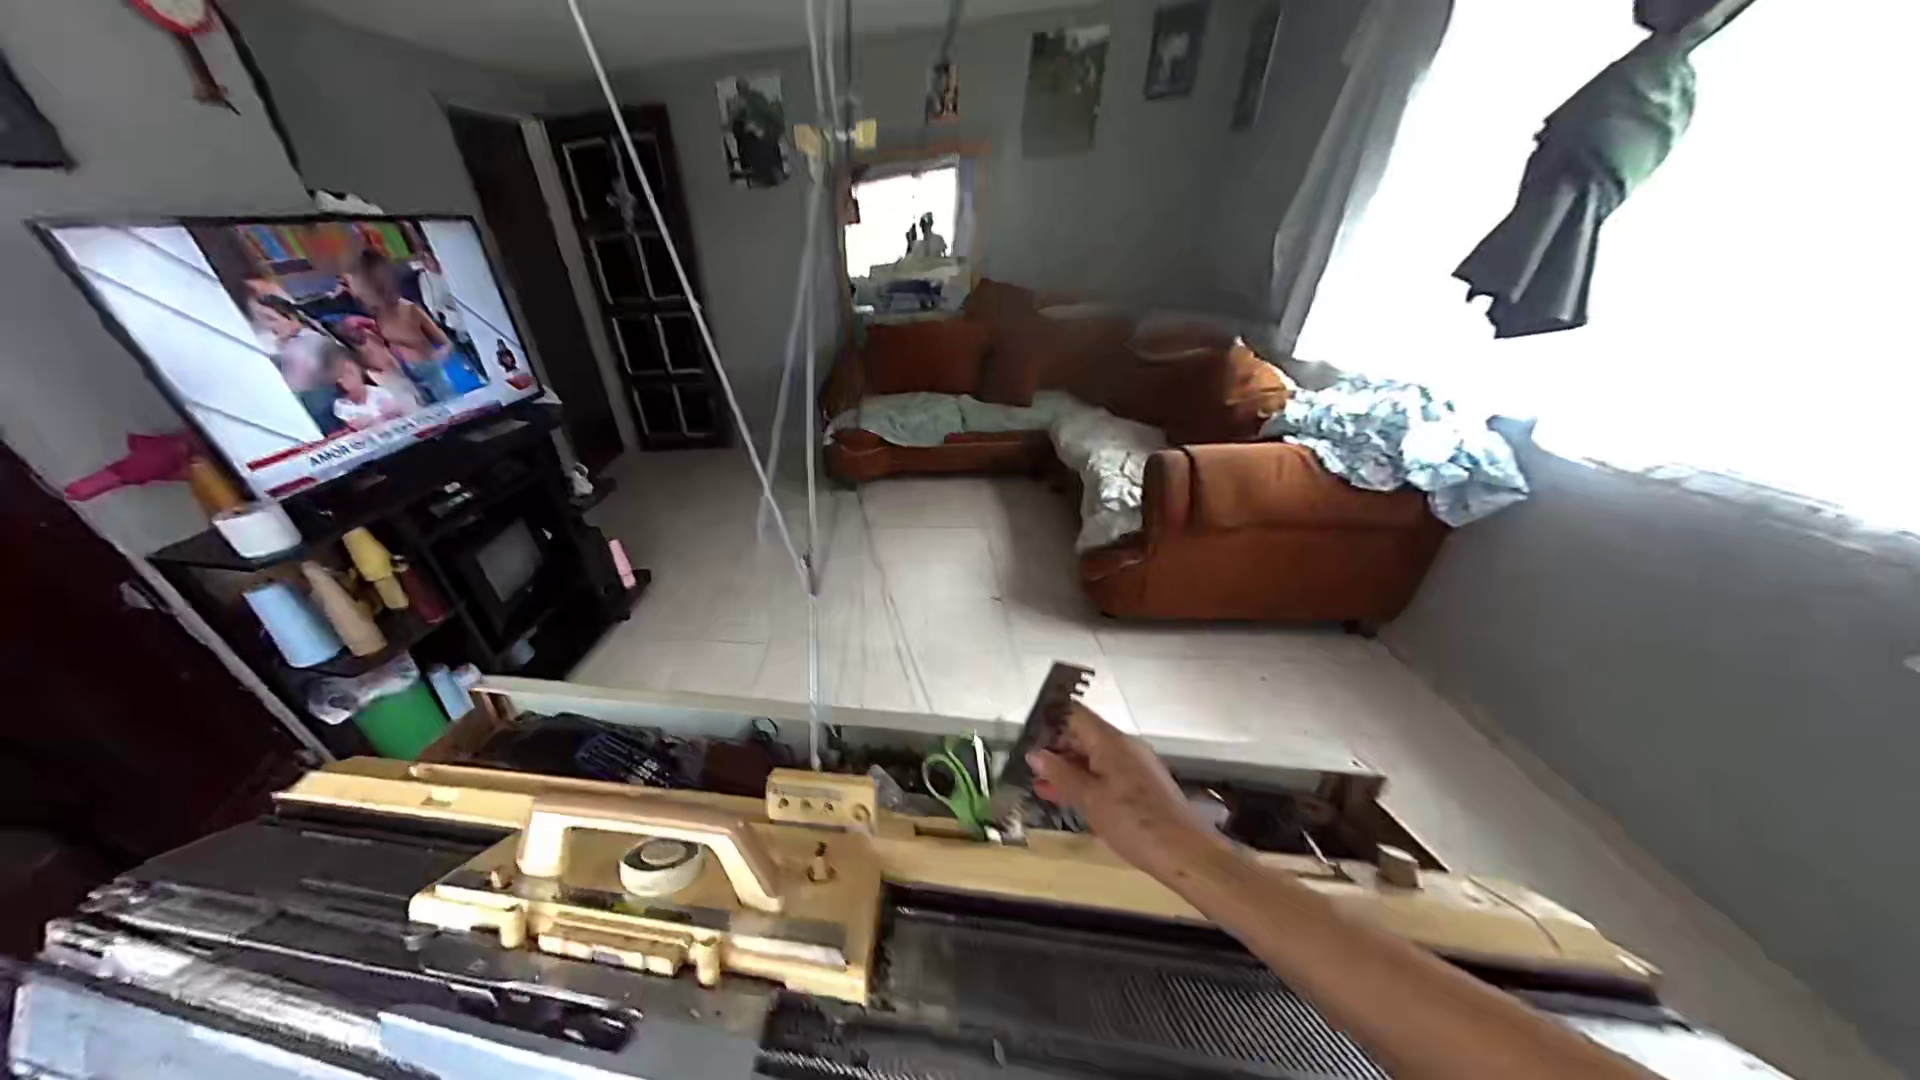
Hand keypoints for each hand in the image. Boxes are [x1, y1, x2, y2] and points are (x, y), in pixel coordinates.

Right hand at [1027, 703, 1227, 877]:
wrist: (1187, 855)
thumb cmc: (1135, 823)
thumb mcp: (1090, 800)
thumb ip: (1061, 774)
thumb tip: (1036, 754)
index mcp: (1111, 741)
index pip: (1075, 714)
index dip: (1049, 721)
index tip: (1027, 738)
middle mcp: (1124, 746)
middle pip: (1083, 735)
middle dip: (1055, 748)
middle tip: (1029, 766)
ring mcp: (1134, 766)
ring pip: (1093, 757)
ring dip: (1068, 768)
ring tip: (1040, 784)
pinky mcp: (1141, 786)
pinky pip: (1105, 774)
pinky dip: (1085, 781)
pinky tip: (1066, 797)